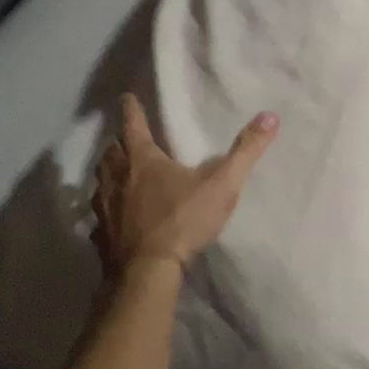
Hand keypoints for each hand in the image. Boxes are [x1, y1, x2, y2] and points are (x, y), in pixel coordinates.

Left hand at [91, 93, 278, 277]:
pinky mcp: (101, 236)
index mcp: (143, 162)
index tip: (126, 97)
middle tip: (124, 140)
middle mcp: (117, 181)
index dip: (131, 111)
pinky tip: (114, 218)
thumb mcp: (224, 182)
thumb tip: (270, 116)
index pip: (133, 127)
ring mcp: (104, 210)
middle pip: (110, 155)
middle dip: (117, 144)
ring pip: (100, 183)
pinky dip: (105, 210)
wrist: (146, 271)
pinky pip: (99, 216)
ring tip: (118, 174)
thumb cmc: (183, 219)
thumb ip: (247, 150)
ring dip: (108, 174)